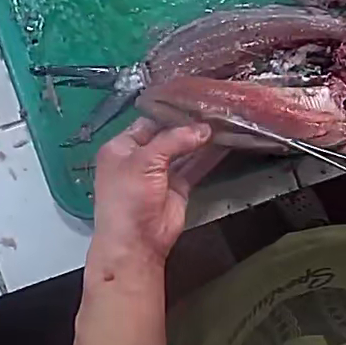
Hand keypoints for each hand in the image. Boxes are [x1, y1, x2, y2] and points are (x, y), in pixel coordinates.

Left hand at [90, 119, 218, 270]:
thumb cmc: (129, 198)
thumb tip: (203, 129)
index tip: (195, 102)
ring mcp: (161, 173)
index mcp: (122, 147)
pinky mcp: (178, 187)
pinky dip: (208, 158)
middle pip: (168, 136)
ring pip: (184, 152)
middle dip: (189, 126)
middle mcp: (140, 158)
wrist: (137, 241)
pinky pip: (195, 168)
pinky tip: (223, 145)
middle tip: (214, 111)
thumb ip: (174, 140)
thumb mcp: (145, 162)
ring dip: (201, 141)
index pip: (148, 123)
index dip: (170, 113)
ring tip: (223, 124)